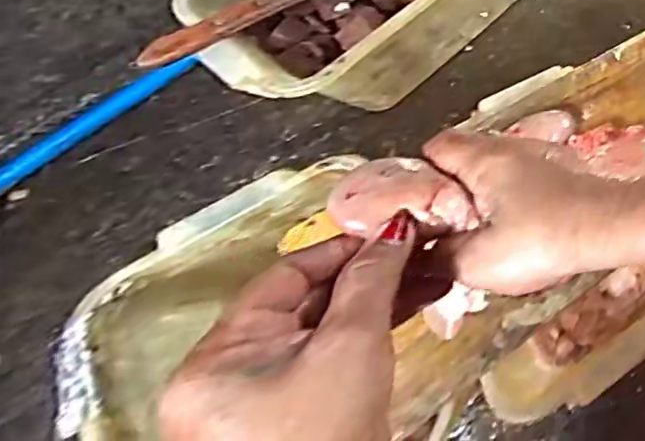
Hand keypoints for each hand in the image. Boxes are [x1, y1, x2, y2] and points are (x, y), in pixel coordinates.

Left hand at [159, 217, 445, 440]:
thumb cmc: (325, 429)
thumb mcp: (353, 340)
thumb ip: (372, 275)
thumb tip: (395, 225)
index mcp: (217, 358)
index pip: (287, 273)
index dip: (345, 246)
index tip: (395, 228)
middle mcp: (225, 376)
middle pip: (307, 298)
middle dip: (370, 272)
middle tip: (420, 249)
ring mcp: (255, 400)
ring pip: (323, 325)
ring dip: (377, 297)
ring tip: (427, 276)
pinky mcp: (289, 415)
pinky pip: (327, 353)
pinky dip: (367, 329)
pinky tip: (409, 307)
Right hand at [421, 130, 620, 295]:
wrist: (607, 226)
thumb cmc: (541, 240)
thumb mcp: (476, 262)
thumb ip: (438, 256)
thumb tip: (418, 255)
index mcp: (484, 158)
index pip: (437, 145)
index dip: (419, 173)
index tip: (415, 207)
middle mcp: (509, 146)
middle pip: (464, 155)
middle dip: (448, 187)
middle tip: (440, 227)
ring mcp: (536, 154)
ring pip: (492, 167)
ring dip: (479, 194)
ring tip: (473, 233)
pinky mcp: (556, 170)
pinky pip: (517, 176)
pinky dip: (506, 196)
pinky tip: (509, 227)